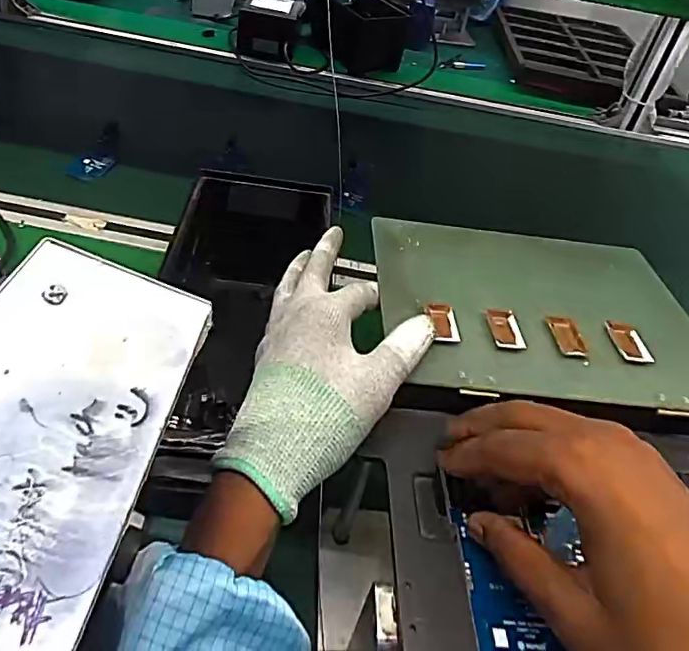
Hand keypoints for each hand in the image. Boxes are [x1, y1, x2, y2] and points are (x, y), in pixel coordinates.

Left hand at [211, 228, 434, 523]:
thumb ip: (402, 349)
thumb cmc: (325, 414)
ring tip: (302, 259)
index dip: (376, 293)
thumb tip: (424, 324)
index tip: (388, 298)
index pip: (357, 292)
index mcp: (326, 314)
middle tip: (332, 234)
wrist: (271, 454)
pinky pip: (276, 313)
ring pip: (287, 288)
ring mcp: (276, 335)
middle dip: (324, 251)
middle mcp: (297, 315)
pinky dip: (286, 301)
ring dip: (298, 270)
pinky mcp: (264, 357)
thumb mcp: (377, 382)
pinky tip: (289, 314)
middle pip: (311, 271)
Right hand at [439, 402, 688, 650]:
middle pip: (529, 415)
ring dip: (520, 434)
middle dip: (487, 425)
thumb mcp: (578, 610)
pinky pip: (587, 435)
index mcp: (585, 467)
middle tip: (455, 442)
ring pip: (558, 420)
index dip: (468, 452)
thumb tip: (486, 528)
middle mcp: (610, 443)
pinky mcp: (652, 465)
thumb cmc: (672, 635)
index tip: (445, 461)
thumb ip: (521, 559)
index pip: (506, 445)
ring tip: (492, 465)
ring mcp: (635, 449)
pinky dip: (553, 445)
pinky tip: (544, 476)